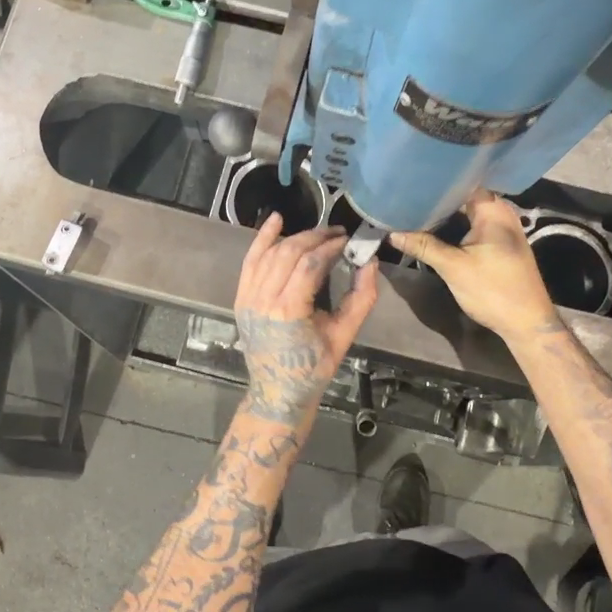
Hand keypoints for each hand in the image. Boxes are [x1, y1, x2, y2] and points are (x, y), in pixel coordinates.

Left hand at [234, 212, 379, 423]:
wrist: (278, 391)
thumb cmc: (313, 368)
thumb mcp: (344, 335)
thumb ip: (361, 298)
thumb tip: (370, 263)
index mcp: (288, 312)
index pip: (309, 265)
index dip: (330, 247)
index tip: (348, 240)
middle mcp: (263, 300)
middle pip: (288, 253)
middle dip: (315, 237)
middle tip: (337, 233)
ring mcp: (248, 298)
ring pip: (269, 253)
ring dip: (294, 237)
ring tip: (318, 233)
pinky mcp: (241, 297)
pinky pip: (250, 261)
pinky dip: (262, 239)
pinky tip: (275, 220)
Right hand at [390, 190, 559, 339]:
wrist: (526, 322)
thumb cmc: (493, 290)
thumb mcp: (453, 267)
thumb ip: (423, 246)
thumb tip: (392, 233)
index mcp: (493, 210)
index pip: (462, 182)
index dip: (437, 180)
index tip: (411, 180)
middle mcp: (500, 213)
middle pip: (464, 196)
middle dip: (437, 197)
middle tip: (406, 194)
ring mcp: (502, 229)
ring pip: (468, 213)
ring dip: (445, 213)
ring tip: (414, 208)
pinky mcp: (499, 244)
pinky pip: (473, 226)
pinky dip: (455, 226)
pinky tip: (434, 229)